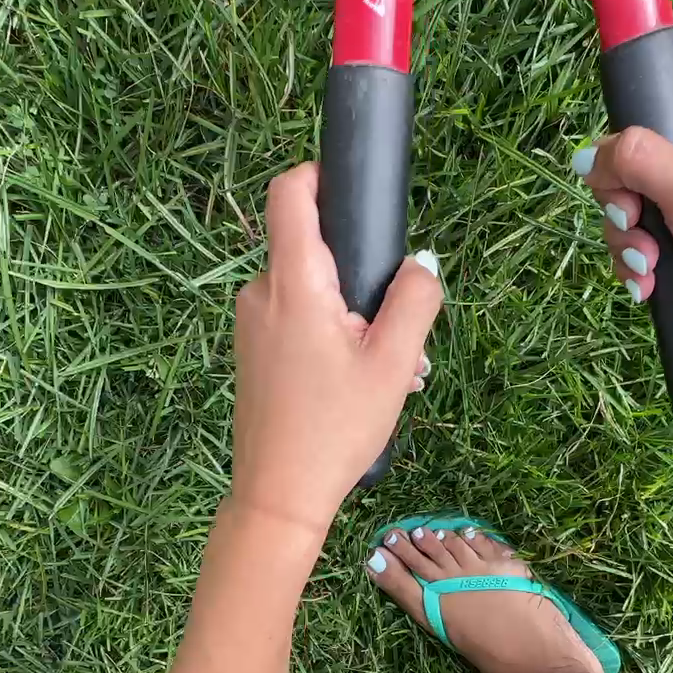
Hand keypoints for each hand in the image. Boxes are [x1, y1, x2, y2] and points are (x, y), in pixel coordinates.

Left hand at [229, 163, 442, 529]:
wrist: (279, 495)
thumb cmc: (336, 428)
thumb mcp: (392, 363)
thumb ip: (414, 300)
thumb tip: (422, 264)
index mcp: (292, 283)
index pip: (288, 193)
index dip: (319, 177)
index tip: (353, 196)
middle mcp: (261, 294)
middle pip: (312, 250)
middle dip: (360, 278)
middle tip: (398, 333)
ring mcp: (250, 326)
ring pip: (308, 293)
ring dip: (352, 317)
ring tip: (387, 370)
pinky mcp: (251, 354)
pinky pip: (294, 323)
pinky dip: (329, 338)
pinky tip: (357, 385)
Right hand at [576, 7, 672, 344]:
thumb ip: (637, 161)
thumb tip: (590, 157)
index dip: (649, 38)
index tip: (614, 76)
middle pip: (635, 130)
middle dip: (618, 183)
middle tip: (631, 215)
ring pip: (631, 188)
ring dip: (626, 232)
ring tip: (649, 264)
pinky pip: (641, 226)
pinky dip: (636, 255)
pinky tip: (649, 279)